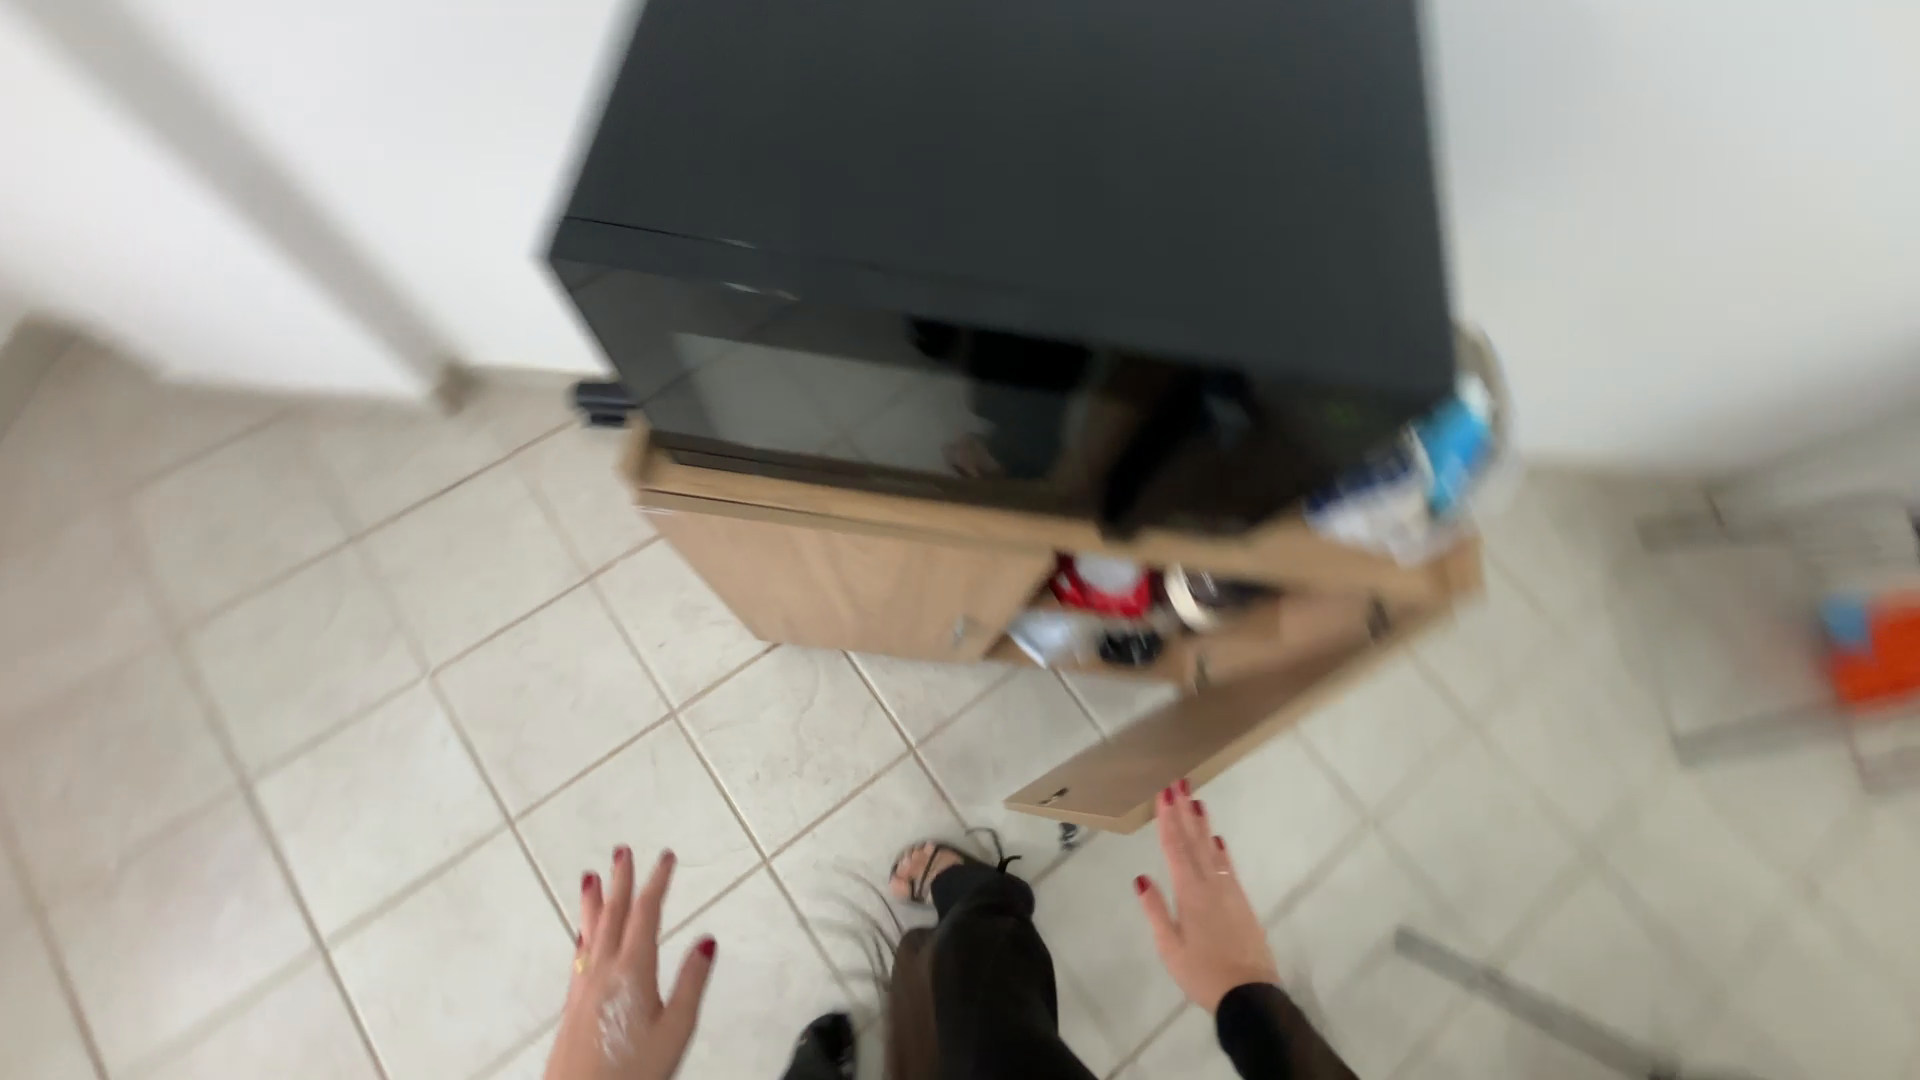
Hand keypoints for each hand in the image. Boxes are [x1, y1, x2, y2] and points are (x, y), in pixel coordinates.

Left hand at [545, 847, 715, 1079]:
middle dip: (621, 882)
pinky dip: (584, 935)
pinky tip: (582, 937)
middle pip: (613, 916)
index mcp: (633, 970)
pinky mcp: (573, 1009)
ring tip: (590, 879)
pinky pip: (580, 956)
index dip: (657, 882)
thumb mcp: (676, 1030)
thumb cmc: (634, 1073)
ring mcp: (584, 990)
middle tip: (622, 851)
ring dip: (595, 903)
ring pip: (591, 934)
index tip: (666, 857)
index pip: (646, 914)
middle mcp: (604, 971)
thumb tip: (706, 938)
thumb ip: (691, 982)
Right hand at [1134, 783, 1280, 1012]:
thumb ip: (1155, 910)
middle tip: (1179, 783)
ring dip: (1203, 825)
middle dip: (1184, 812)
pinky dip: (1220, 850)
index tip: (1164, 795)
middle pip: (1194, 842)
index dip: (1168, 820)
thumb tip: (1141, 877)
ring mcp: (1229, 891)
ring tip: (1197, 800)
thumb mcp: (1169, 947)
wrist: (1250, 996)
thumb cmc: (1202, 973)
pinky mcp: (1241, 902)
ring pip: (1212, 850)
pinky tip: (1218, 840)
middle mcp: (1209, 884)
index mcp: (1189, 893)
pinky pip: (1228, 867)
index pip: (1175, 849)